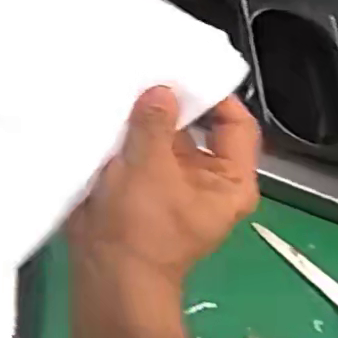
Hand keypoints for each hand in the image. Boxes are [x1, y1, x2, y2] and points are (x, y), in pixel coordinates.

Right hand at [66, 87, 260, 297]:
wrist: (106, 266)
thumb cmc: (143, 223)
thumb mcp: (151, 168)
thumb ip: (155, 124)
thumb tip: (162, 90)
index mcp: (227, 180)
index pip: (236, 126)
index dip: (216, 98)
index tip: (183, 74)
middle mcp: (200, 176)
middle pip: (192, 127)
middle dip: (168, 103)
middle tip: (143, 71)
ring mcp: (165, 179)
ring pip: (156, 136)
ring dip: (138, 116)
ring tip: (117, 83)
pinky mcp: (133, 181)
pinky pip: (131, 147)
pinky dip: (119, 131)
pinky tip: (100, 108)